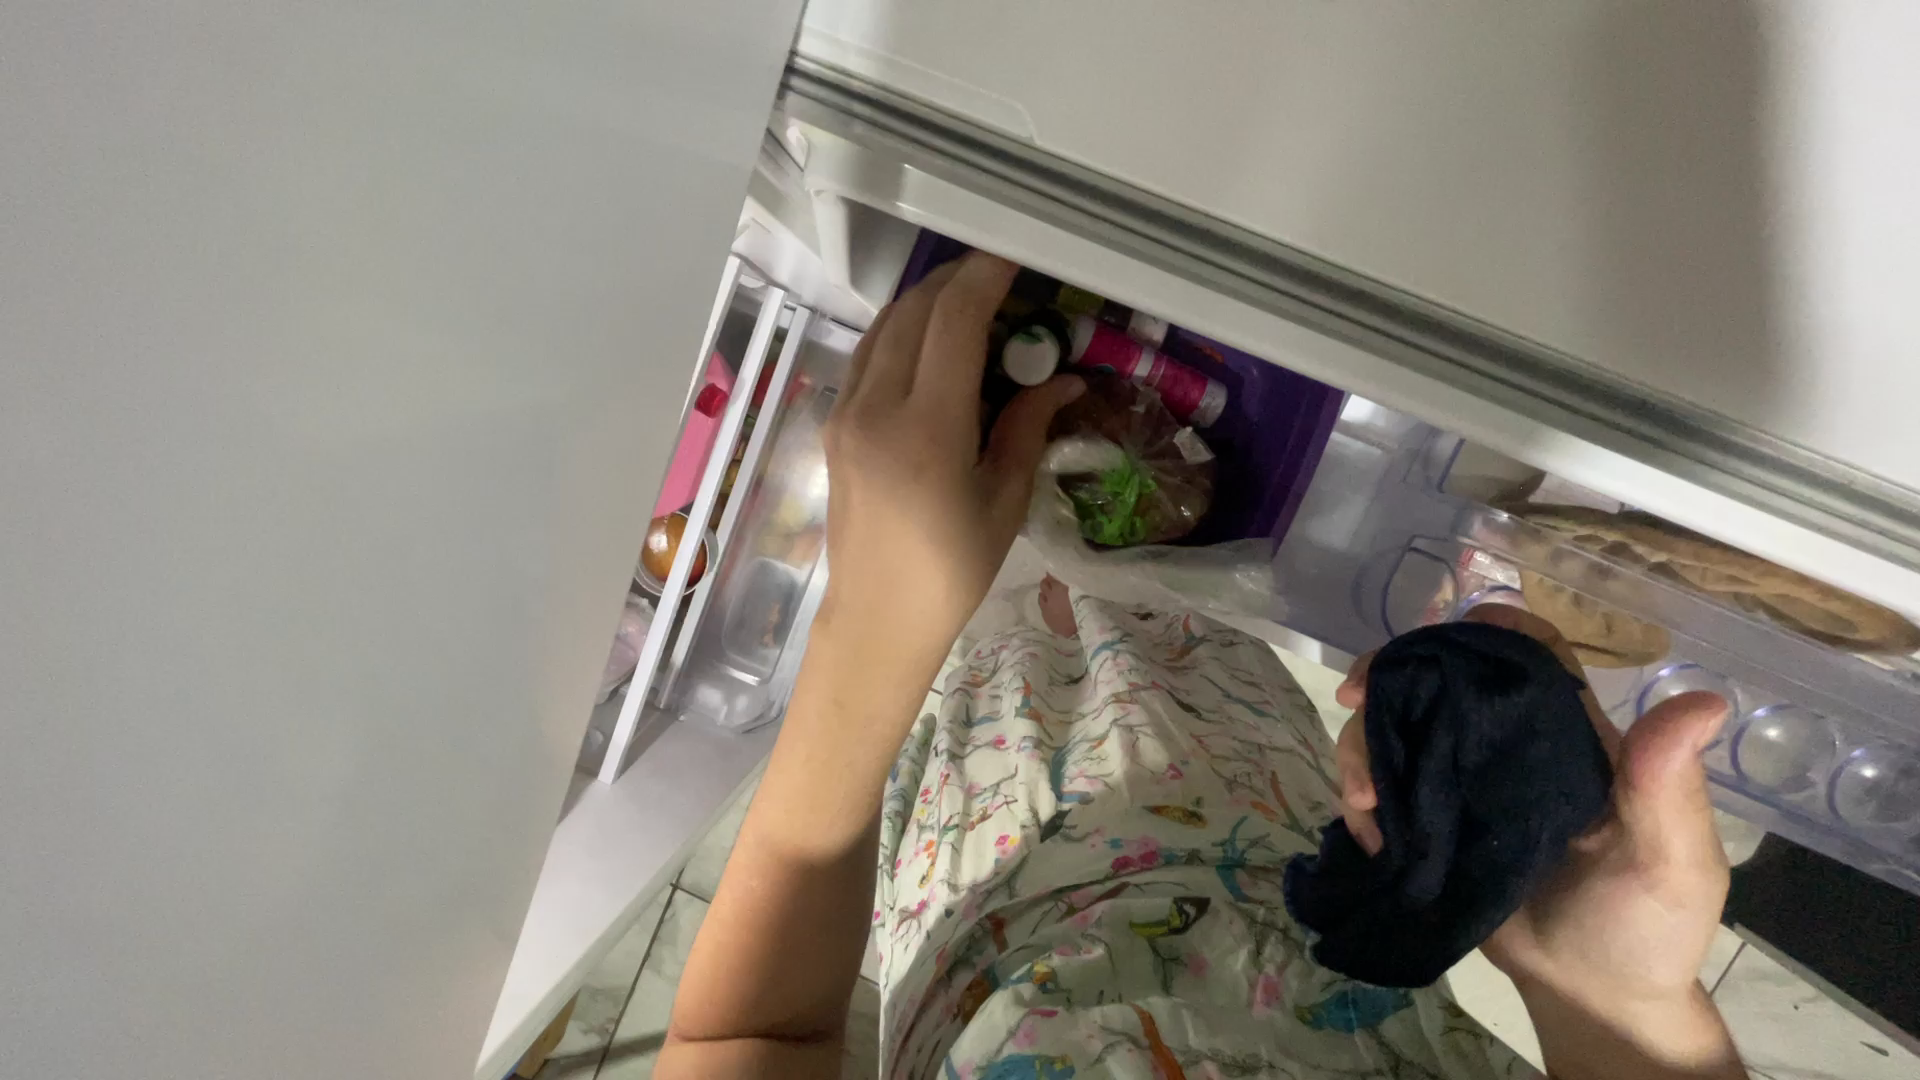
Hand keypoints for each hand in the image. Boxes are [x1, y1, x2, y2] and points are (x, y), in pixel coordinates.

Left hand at [815, 252, 1082, 689]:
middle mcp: (876, 408)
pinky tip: (927, 347)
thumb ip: (1028, 429)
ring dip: (924, 305)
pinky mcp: (834, 427)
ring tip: (966, 306)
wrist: (877, 618)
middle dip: (956, 282)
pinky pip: (865, 358)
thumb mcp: (1003, 502)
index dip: (985, 277)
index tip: (1014, 257)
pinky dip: (898, 335)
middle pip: (913, 312)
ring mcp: (845, 415)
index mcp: (926, 429)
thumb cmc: (951, 572)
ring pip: (883, 329)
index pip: (953, 320)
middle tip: (999, 280)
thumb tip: (1065, 380)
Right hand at [1334, 605, 1735, 1068]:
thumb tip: (1705, 699)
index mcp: (1562, 733)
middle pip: (1431, 680)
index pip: (1522, 653)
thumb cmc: (1643, 926)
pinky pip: (1376, 782)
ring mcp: (1454, 777)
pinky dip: (1358, 793)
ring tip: (1362, 797)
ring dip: (1360, 747)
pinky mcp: (1422, 814)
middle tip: (1351, 700)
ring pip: (1390, 728)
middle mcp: (1499, 742)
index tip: (1430, 638)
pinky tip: (1364, 825)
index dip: (1478, 629)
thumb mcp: (1670, 862)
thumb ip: (1668, 788)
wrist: (1587, 993)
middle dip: (1382, 680)